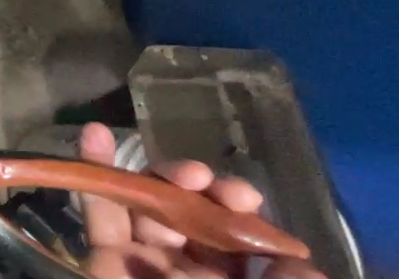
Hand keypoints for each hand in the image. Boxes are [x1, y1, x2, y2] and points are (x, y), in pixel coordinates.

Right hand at [78, 123, 323, 278]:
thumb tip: (305, 262)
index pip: (241, 242)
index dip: (242, 213)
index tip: (244, 198)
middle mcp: (189, 267)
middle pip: (191, 214)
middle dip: (201, 189)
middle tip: (211, 181)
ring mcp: (144, 256)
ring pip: (146, 203)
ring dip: (157, 174)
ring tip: (183, 169)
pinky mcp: (103, 249)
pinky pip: (97, 207)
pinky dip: (93, 167)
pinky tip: (95, 133)